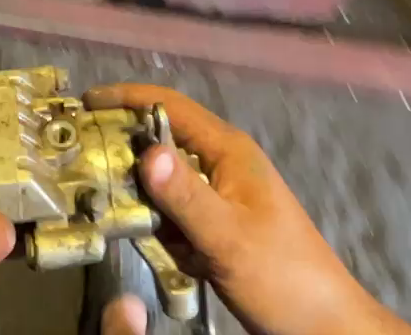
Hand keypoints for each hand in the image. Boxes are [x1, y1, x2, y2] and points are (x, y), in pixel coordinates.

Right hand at [86, 84, 410, 334]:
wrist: (327, 329)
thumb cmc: (282, 276)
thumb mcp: (228, 237)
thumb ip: (186, 196)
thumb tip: (146, 151)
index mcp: (228, 151)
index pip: (170, 106)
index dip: (127, 98)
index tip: (85, 103)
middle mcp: (222, 164)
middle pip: (163, 142)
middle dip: (126, 150)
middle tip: (82, 161)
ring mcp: (222, 197)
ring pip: (166, 183)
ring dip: (142, 196)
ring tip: (107, 207)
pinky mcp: (220, 227)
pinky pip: (176, 215)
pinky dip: (160, 226)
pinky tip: (151, 245)